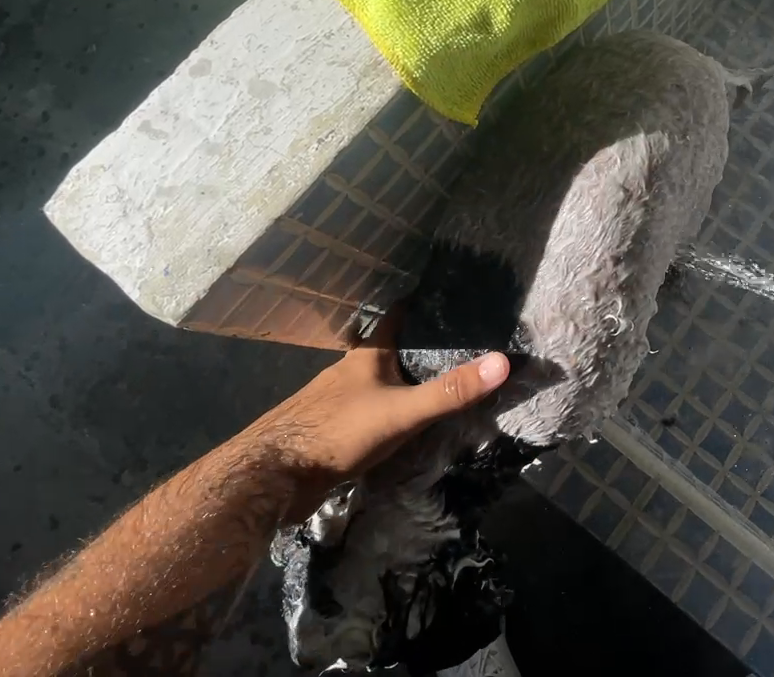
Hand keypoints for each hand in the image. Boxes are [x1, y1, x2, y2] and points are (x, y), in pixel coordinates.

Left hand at [244, 314, 509, 492]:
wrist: (270, 478)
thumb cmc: (337, 432)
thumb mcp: (404, 412)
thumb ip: (450, 391)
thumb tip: (503, 362)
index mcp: (367, 355)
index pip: (396, 317)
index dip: (418, 304)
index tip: (444, 295)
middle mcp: (348, 370)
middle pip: (386, 349)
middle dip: (415, 345)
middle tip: (453, 342)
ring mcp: (334, 401)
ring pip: (373, 380)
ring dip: (397, 378)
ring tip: (430, 379)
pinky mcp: (326, 430)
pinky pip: (363, 410)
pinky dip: (382, 408)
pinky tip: (396, 421)